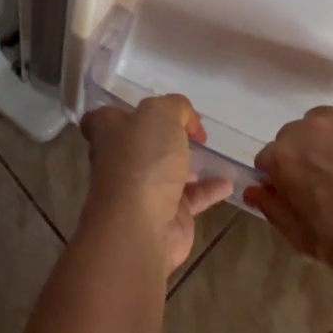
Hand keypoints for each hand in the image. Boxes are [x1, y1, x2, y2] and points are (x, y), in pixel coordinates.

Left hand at [80, 95, 233, 270]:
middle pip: (139, 143)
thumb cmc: (142, 159)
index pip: (104, 118)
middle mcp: (120, 160)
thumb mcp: (160, 113)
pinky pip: (191, 197)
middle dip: (162, 137)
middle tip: (189, 129)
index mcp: (108, 132)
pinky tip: (229, 182)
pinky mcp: (166, 215)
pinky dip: (209, 189)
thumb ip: (175, 106)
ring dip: (187, 162)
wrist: (141, 226)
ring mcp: (142, 189)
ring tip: (210, 151)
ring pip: (166, 171)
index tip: (150, 110)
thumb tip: (185, 119)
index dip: (125, 111)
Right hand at [245, 104, 332, 294]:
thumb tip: (255, 188)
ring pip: (330, 123)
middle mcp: (312, 126)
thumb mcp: (306, 240)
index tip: (301, 197)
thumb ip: (274, 208)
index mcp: (286, 156)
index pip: (270, 158)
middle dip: (307, 156)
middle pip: (297, 136)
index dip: (283, 180)